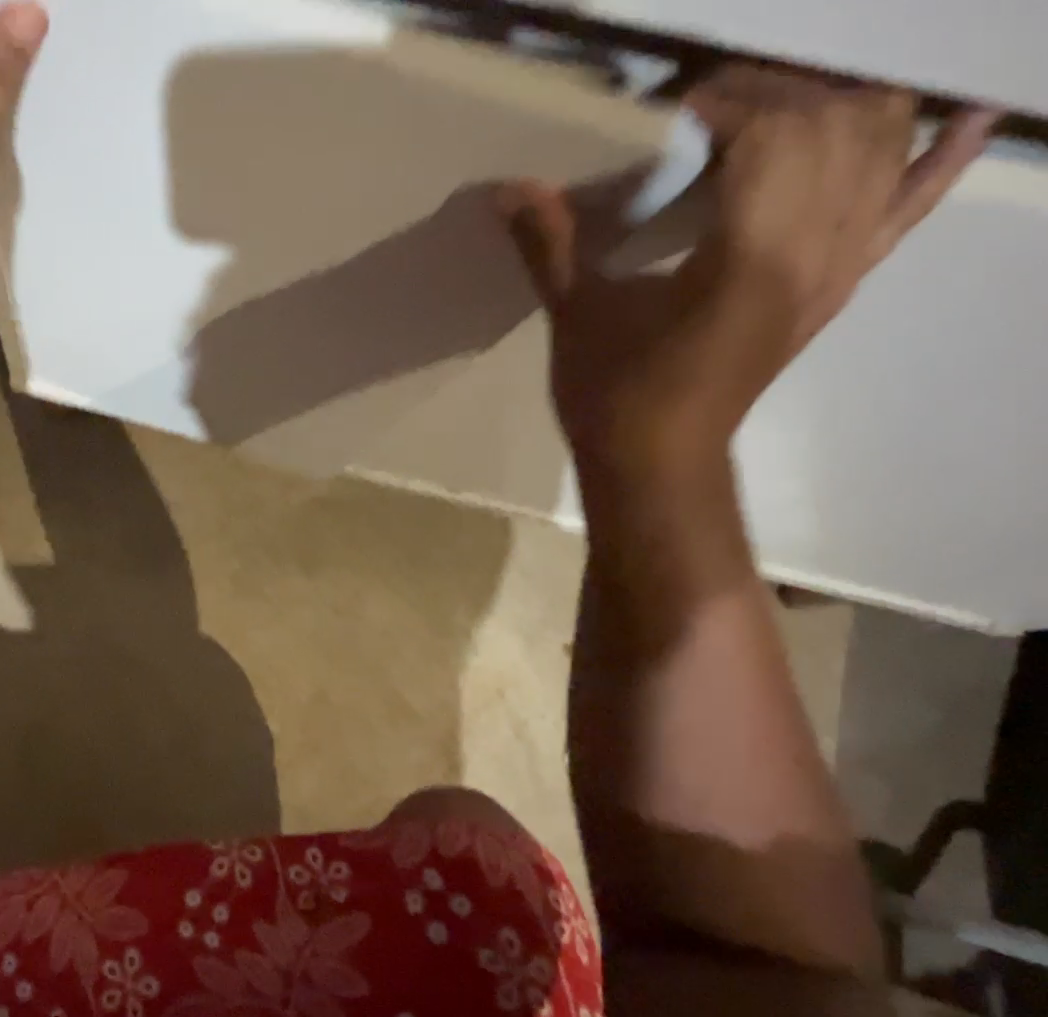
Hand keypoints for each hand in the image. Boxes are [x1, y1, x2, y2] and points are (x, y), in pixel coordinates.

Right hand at [504, 67, 997, 470]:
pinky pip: (908, 211)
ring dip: (843, 109)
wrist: (659, 462)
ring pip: (881, 153)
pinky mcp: (841, 284)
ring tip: (786, 99)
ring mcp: (838, 267)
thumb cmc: (614, 394)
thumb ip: (550, 244)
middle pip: (835, 128)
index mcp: (749, 256)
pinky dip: (938, 161)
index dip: (727, 102)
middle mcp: (815, 251)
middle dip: (776, 94)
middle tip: (711, 105)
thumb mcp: (576, 315)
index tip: (670, 108)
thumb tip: (508, 188)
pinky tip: (967, 119)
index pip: (773, 135)